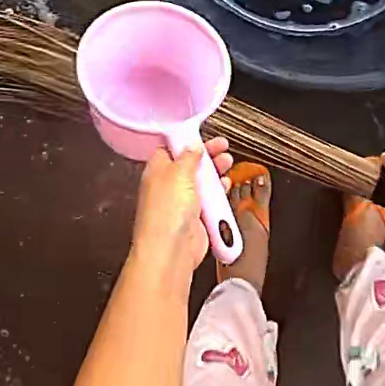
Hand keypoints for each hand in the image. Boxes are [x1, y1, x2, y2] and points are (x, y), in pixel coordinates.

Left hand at [130, 137, 232, 282]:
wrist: (171, 249)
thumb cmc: (165, 213)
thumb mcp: (179, 172)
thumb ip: (188, 156)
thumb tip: (192, 146)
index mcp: (157, 170)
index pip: (171, 149)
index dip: (187, 141)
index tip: (203, 136)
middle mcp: (167, 186)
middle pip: (189, 165)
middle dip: (206, 156)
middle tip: (222, 148)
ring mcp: (181, 203)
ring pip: (201, 183)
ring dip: (215, 174)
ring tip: (227, 163)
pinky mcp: (195, 219)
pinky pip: (209, 202)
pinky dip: (218, 194)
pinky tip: (225, 186)